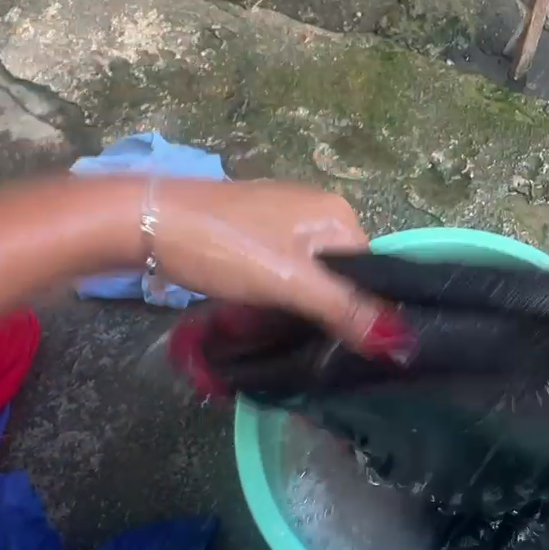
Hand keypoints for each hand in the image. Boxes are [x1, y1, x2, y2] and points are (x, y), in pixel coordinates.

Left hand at [141, 179, 411, 358]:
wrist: (142, 220)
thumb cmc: (225, 247)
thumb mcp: (291, 284)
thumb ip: (347, 312)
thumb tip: (406, 343)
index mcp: (338, 212)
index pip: (370, 273)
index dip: (358, 310)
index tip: (340, 343)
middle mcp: (318, 205)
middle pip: (340, 273)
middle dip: (324, 308)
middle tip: (303, 340)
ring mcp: (283, 211)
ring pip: (309, 271)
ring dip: (297, 301)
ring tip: (274, 325)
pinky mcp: (254, 222)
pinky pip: (284, 263)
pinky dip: (276, 288)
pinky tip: (257, 304)